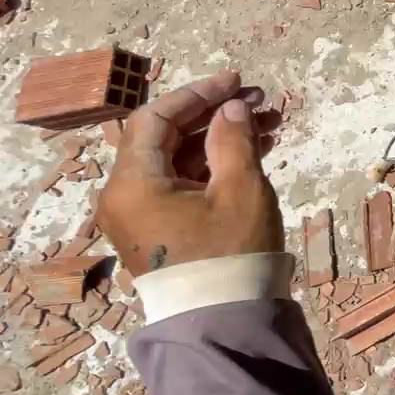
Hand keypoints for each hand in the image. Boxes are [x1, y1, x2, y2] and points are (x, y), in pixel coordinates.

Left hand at [96, 69, 282, 276]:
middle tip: (261, 100)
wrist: (222, 312)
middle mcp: (125, 194)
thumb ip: (233, 141)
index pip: (153, 119)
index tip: (238, 82)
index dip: (197, 94)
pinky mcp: (161, 225)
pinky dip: (215, 161)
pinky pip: (184, 180)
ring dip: (220, 136)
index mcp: (133, 182)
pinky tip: (254, 150)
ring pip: (179, 158)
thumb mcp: (240, 189)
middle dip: (214, 114)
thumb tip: (231, 107)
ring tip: (269, 124)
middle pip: (165, 137)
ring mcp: (141, 211)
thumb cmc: (230, 248)